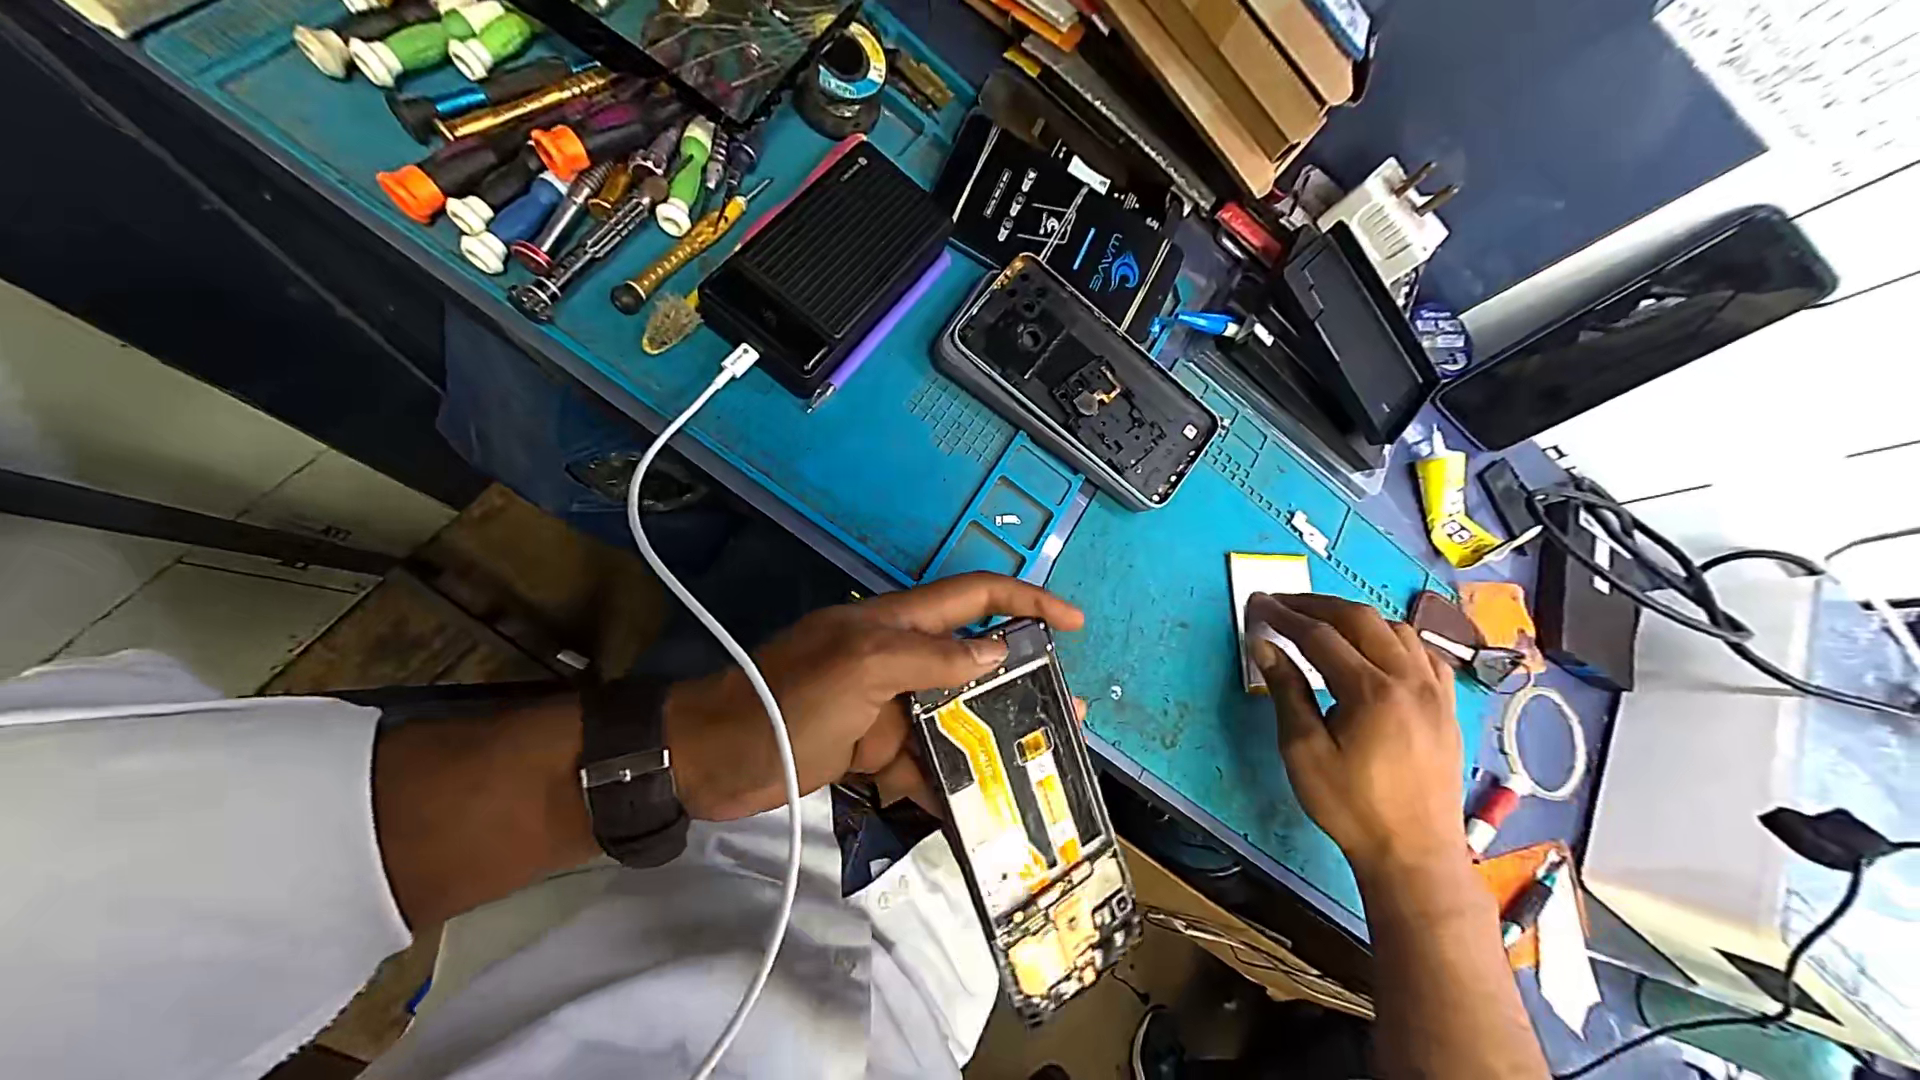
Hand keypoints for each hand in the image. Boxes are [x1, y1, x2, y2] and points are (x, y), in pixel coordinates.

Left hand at [664, 572, 1084, 820]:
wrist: (711, 760)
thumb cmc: (785, 701)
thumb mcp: (859, 668)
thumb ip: (929, 657)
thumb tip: (995, 649)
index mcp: (895, 623)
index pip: (973, 596)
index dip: (1026, 601)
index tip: (1073, 622)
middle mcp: (898, 658)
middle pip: (974, 661)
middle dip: (1020, 682)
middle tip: (1067, 711)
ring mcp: (887, 705)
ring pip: (954, 716)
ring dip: (989, 739)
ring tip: (1032, 766)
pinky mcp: (872, 747)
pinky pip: (923, 760)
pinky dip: (946, 782)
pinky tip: (976, 811)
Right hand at [1246, 593, 1463, 875]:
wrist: (1414, 853)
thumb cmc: (1351, 806)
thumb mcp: (1303, 750)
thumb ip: (1286, 691)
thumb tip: (1265, 646)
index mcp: (1372, 691)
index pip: (1319, 635)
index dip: (1283, 615)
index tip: (1257, 605)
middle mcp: (1410, 680)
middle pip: (1360, 618)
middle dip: (1315, 604)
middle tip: (1281, 603)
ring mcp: (1436, 691)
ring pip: (1395, 628)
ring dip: (1353, 616)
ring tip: (1321, 621)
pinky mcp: (1447, 705)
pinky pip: (1423, 652)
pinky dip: (1391, 637)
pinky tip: (1373, 648)